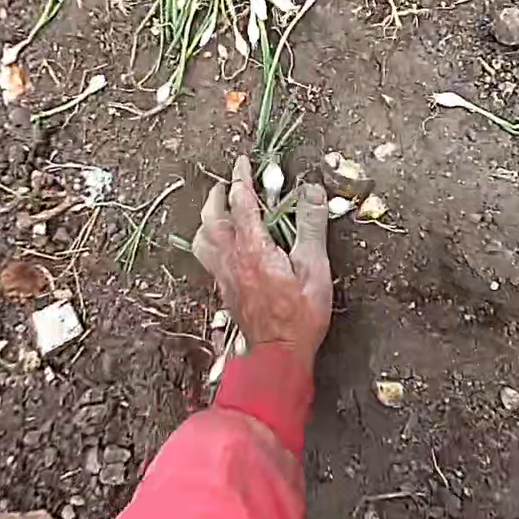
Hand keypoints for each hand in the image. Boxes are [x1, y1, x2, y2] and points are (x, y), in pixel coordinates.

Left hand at [192, 156, 331, 367]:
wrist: (277, 357)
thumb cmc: (300, 314)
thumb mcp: (315, 266)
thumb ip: (311, 225)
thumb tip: (311, 188)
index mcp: (253, 248)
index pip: (242, 203)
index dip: (242, 178)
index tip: (243, 161)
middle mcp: (232, 258)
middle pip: (212, 219)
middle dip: (218, 195)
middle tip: (228, 181)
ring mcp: (224, 275)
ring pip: (203, 238)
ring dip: (208, 217)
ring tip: (219, 207)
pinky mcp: (225, 288)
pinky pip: (207, 255)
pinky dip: (209, 238)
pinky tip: (222, 241)